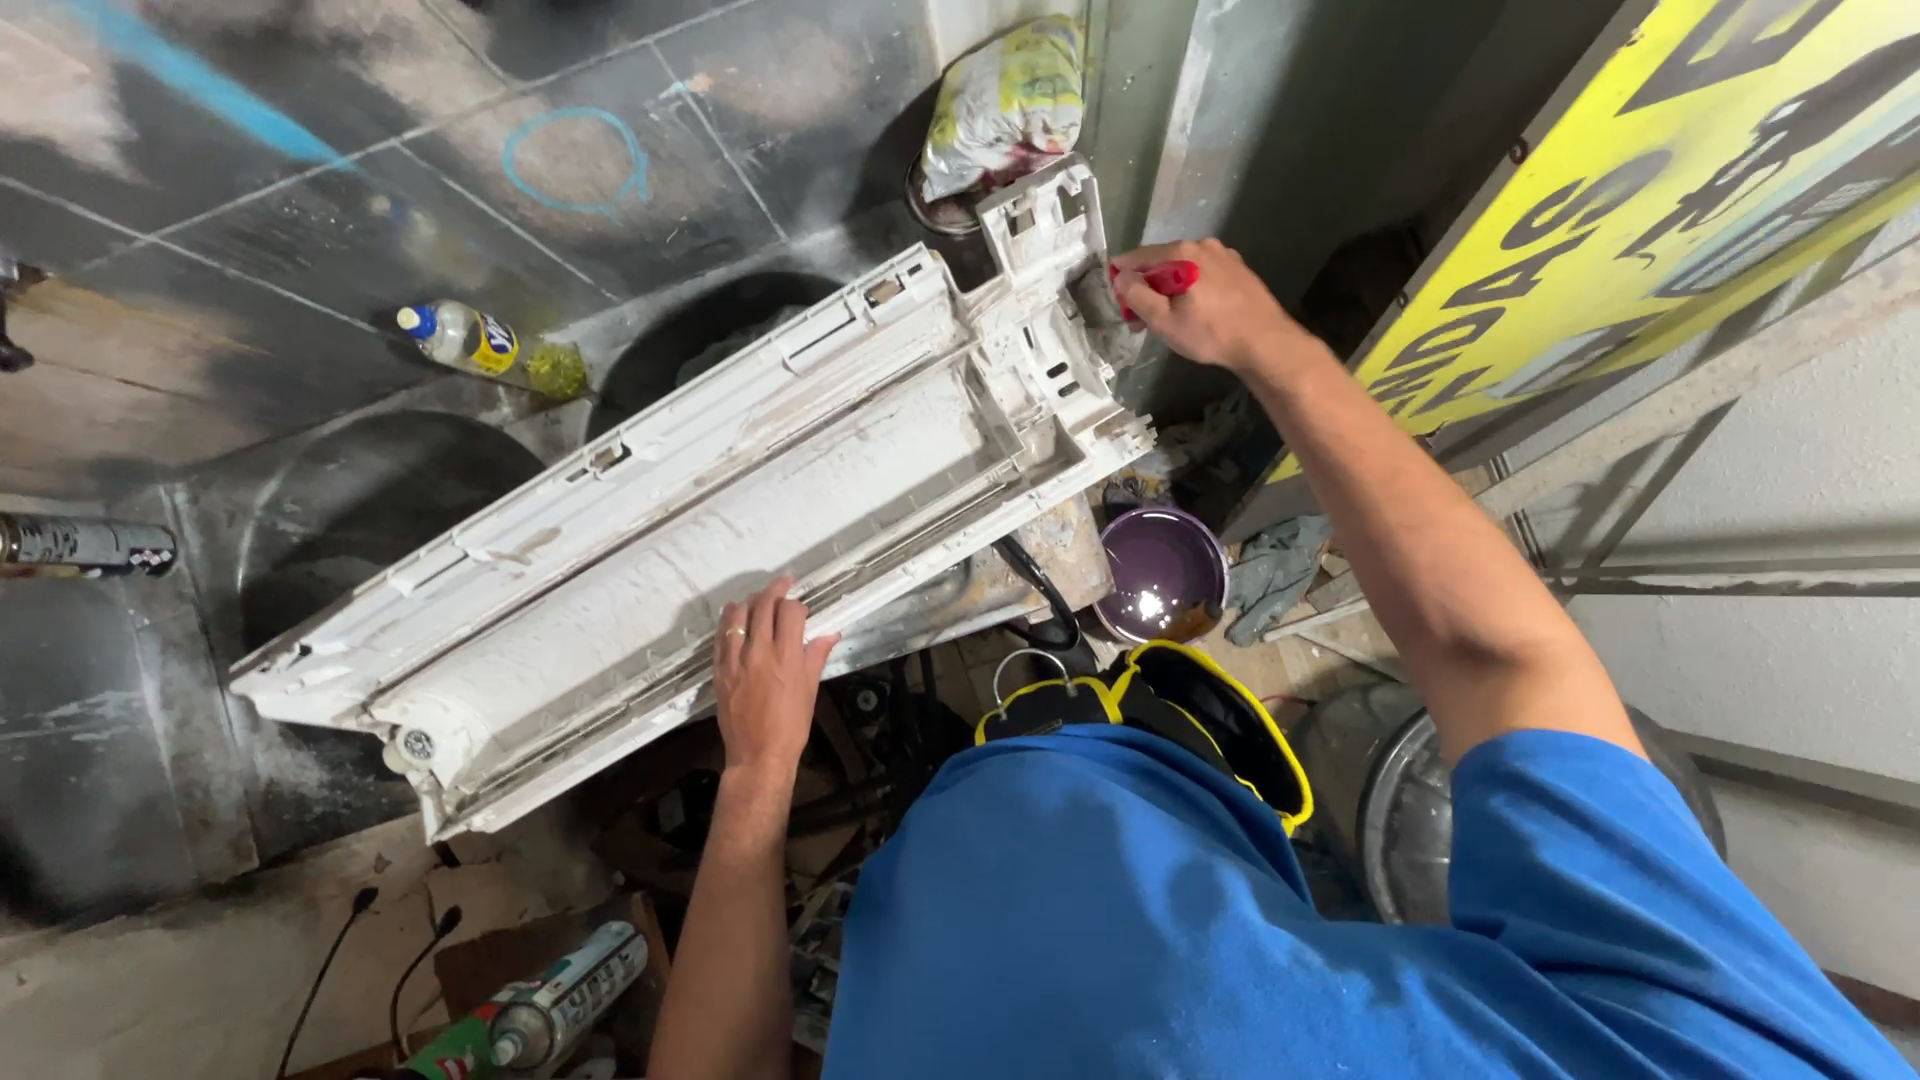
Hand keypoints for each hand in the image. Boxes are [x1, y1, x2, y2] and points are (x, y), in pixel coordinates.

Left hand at [712, 576, 838, 778]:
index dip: (797, 604)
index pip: (790, 612)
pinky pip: (720, 637)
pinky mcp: (719, 671)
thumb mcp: (810, 689)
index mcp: (787, 657)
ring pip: (737, 616)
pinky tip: (733, 615)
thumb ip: (815, 656)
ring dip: (749, 601)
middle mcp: (760, 652)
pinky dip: (727, 621)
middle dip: (775, 589)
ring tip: (757, 597)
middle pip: (763, 606)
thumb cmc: (791, 724)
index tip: (800, 608)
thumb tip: (830, 634)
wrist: (758, 754)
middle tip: (782, 582)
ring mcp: (736, 660)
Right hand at [1113, 239, 1316, 372]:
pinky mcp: (1237, 268)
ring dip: (1167, 288)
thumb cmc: (1210, 333)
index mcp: (1181, 253)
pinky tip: (1191, 310)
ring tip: (1164, 317)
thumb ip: (1137, 295)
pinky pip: (1201, 272)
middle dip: (1145, 285)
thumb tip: (1121, 277)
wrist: (1264, 340)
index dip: (1121, 275)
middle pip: (1161, 261)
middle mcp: (1201, 244)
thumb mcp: (1164, 320)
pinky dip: (1189, 286)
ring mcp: (1223, 254)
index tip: (1115, 296)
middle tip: (1138, 316)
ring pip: (1182, 268)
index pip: (1137, 257)